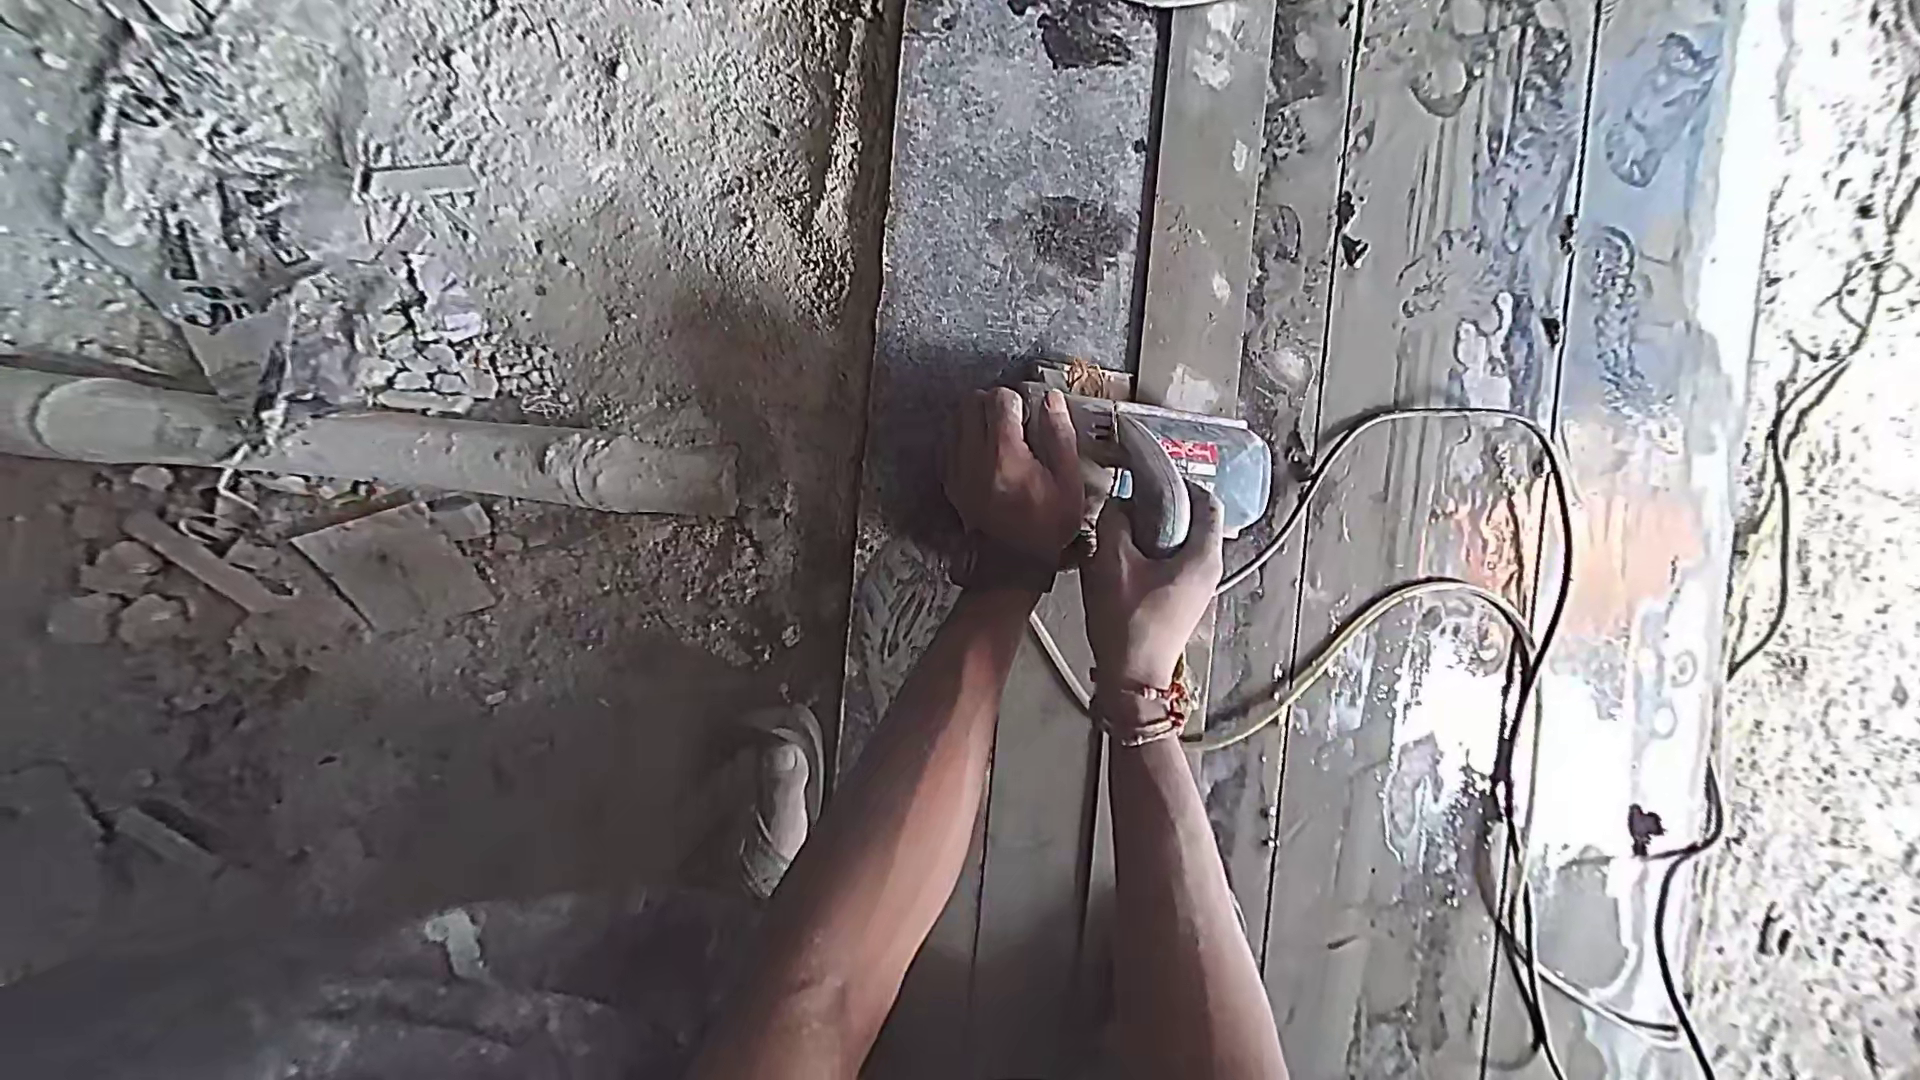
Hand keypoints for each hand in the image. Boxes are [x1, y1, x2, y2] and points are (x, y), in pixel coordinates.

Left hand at [945, 387, 1083, 561]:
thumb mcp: (1069, 483)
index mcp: (1005, 454)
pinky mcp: (948, 480)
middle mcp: (973, 457)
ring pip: (956, 418)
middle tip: (1013, 421)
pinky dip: (964, 438)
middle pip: (972, 402)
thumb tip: (1051, 399)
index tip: (1030, 417)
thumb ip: (1060, 436)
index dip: (1019, 400)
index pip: (1000, 399)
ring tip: (998, 436)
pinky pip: (948, 442)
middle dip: (994, 403)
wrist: (1011, 564)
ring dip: (976, 418)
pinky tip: (983, 452)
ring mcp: (956, 469)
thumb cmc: (1046, 525)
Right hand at [1082, 482, 1223, 689]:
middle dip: (1158, 505)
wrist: (1131, 678)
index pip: (1206, 500)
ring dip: (1150, 529)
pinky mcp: (1180, 599)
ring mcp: (1197, 587)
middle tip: (1125, 501)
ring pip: (1178, 541)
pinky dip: (1149, 550)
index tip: (1146, 476)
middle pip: (1191, 520)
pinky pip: (1170, 561)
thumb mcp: (1111, 562)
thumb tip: (1118, 502)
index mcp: (1203, 556)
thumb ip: (1114, 520)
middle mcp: (1208, 569)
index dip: (1177, 480)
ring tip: (1119, 527)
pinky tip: (1121, 556)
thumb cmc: (1126, 620)